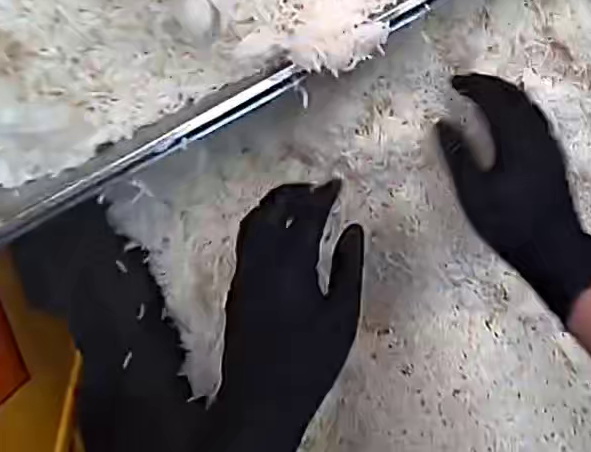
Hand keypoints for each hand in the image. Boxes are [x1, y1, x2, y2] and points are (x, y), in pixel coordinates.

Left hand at [210, 180, 365, 451]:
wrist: (260, 405)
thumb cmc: (308, 362)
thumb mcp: (342, 315)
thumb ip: (349, 266)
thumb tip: (353, 230)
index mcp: (291, 264)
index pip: (307, 214)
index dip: (323, 194)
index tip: (337, 184)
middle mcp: (262, 263)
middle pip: (271, 210)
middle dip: (294, 192)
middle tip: (317, 187)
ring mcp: (244, 276)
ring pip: (254, 223)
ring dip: (276, 206)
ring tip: (299, 203)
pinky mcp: (237, 290)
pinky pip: (249, 241)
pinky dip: (267, 224)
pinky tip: (283, 234)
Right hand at [435, 74, 590, 320]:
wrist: (556, 249)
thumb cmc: (510, 224)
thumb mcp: (474, 194)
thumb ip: (457, 155)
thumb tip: (442, 124)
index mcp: (515, 135)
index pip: (492, 96)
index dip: (472, 85)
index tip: (454, 82)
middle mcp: (535, 130)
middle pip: (512, 93)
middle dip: (487, 83)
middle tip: (466, 82)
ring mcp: (548, 140)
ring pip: (526, 102)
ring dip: (504, 91)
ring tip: (484, 93)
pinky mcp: (554, 151)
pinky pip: (534, 114)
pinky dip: (518, 104)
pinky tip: (510, 116)